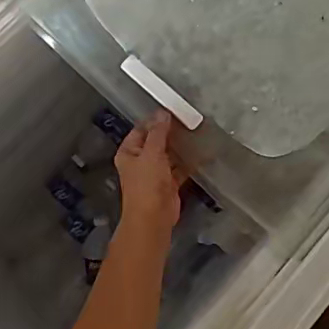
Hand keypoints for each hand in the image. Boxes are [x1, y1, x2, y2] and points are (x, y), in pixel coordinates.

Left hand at [114, 110, 187, 236]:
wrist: (153, 218)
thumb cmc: (146, 184)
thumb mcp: (151, 153)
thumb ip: (158, 133)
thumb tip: (163, 114)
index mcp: (128, 153)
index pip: (140, 130)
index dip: (154, 121)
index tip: (171, 110)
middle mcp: (140, 162)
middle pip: (155, 142)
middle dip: (169, 133)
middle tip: (187, 120)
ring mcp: (154, 173)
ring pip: (168, 155)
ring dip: (179, 147)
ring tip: (195, 132)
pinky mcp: (168, 184)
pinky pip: (178, 169)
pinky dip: (187, 163)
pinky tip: (199, 153)